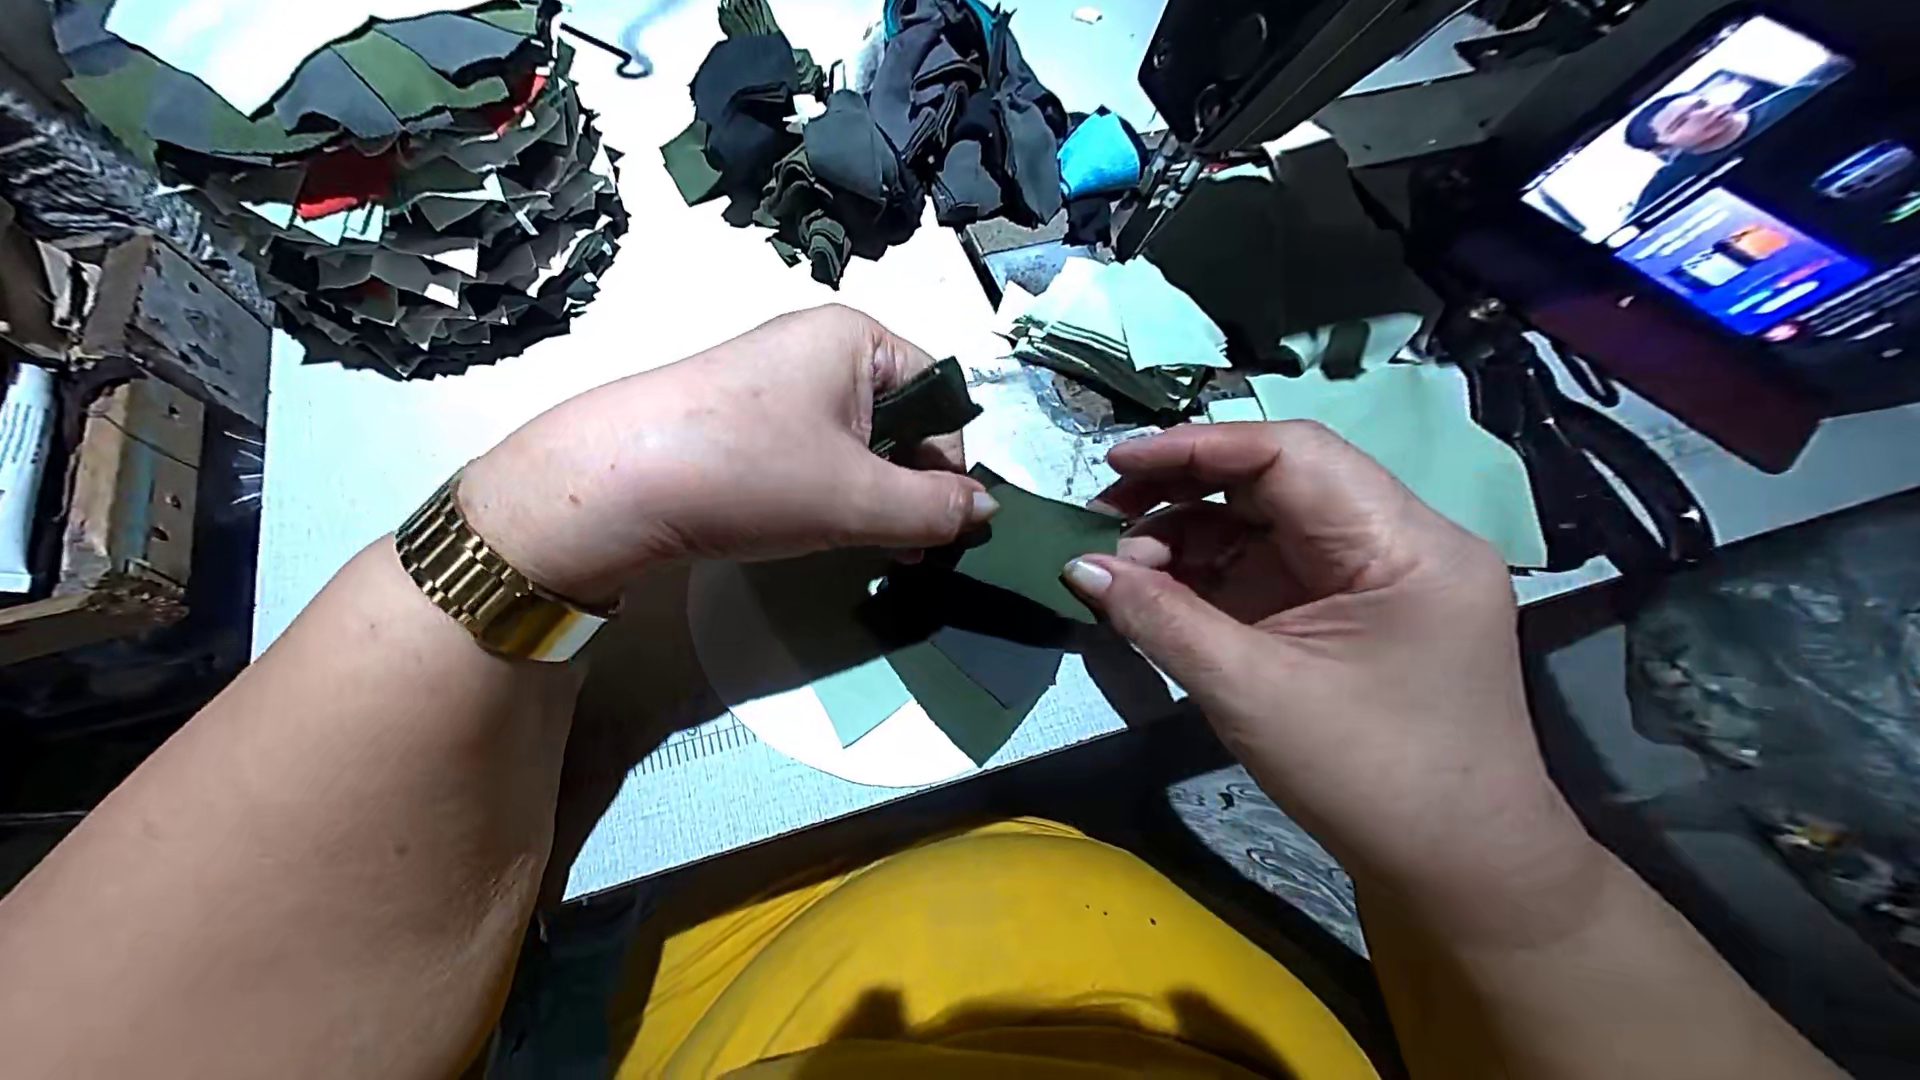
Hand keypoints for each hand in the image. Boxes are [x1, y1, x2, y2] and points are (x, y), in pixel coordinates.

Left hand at [459, 305, 996, 605]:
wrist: (609, 487)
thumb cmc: (753, 474)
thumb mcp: (859, 498)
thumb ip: (936, 507)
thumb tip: (987, 508)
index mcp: (856, 339)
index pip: (939, 395)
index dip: (949, 460)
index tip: (942, 519)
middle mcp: (818, 346)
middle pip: (900, 418)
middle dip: (912, 484)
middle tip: (909, 546)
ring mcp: (776, 380)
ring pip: (858, 439)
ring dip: (876, 494)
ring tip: (871, 546)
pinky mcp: (744, 415)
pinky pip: (815, 447)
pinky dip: (833, 488)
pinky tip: (823, 526)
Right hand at [1064, 422, 1603, 940]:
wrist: (1452, 866)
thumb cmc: (1368, 777)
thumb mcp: (1248, 690)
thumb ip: (1158, 618)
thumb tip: (1078, 566)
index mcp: (1402, 544)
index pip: (1290, 455)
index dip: (1196, 448)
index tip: (1118, 460)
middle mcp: (1391, 538)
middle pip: (1272, 480)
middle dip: (1181, 489)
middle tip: (1108, 512)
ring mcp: (1364, 570)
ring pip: (1260, 519)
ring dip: (1186, 534)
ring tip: (1126, 568)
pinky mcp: (1337, 602)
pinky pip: (1261, 561)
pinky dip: (1203, 569)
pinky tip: (1157, 588)